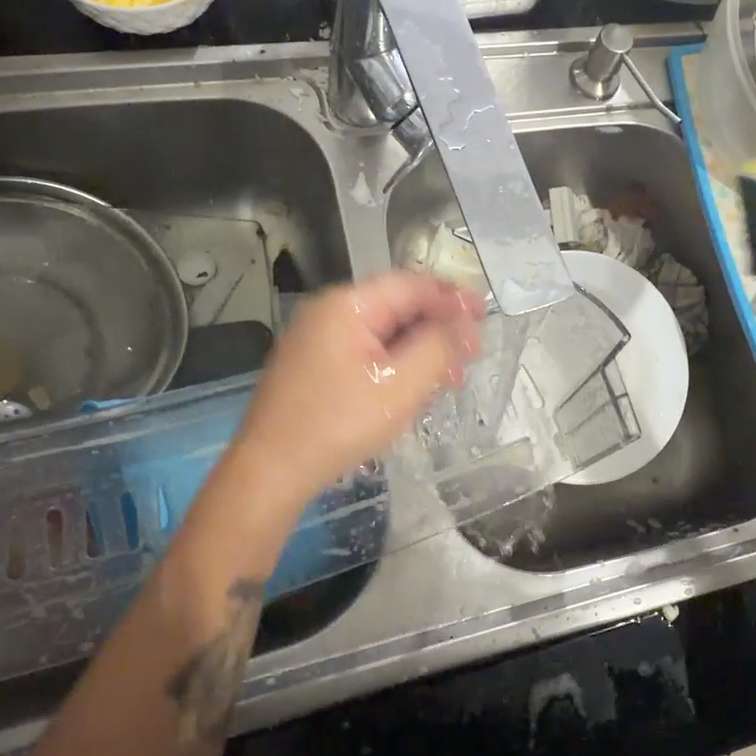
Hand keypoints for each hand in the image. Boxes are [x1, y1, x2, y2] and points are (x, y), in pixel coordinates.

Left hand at [227, 272, 483, 507]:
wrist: (270, 470)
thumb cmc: (339, 425)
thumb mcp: (401, 387)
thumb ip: (437, 346)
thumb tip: (460, 323)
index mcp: (347, 305)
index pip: (412, 285)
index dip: (453, 298)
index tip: (485, 316)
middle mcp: (328, 311)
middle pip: (397, 305)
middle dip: (439, 328)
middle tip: (471, 356)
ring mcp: (316, 337)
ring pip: (382, 330)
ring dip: (419, 349)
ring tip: (449, 379)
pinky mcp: (312, 363)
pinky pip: (364, 349)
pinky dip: (395, 362)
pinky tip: (413, 388)